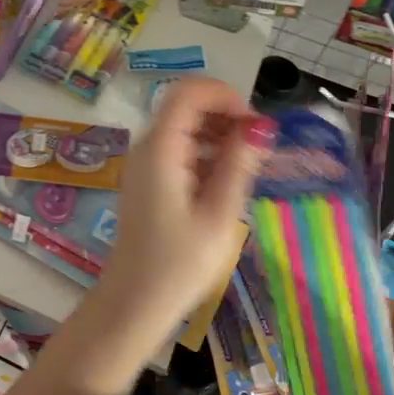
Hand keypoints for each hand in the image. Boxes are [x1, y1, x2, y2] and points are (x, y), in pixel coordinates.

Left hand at [97, 77, 271, 337]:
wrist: (134, 303)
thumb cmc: (178, 264)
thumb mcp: (218, 215)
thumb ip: (238, 165)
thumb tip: (260, 125)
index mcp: (160, 148)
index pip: (189, 92)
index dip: (225, 96)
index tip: (255, 124)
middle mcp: (147, 147)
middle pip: (187, 106)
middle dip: (225, 116)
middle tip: (258, 149)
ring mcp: (144, 164)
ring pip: (184, 128)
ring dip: (218, 136)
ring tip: (247, 168)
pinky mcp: (148, 181)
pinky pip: (178, 150)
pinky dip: (205, 154)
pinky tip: (225, 183)